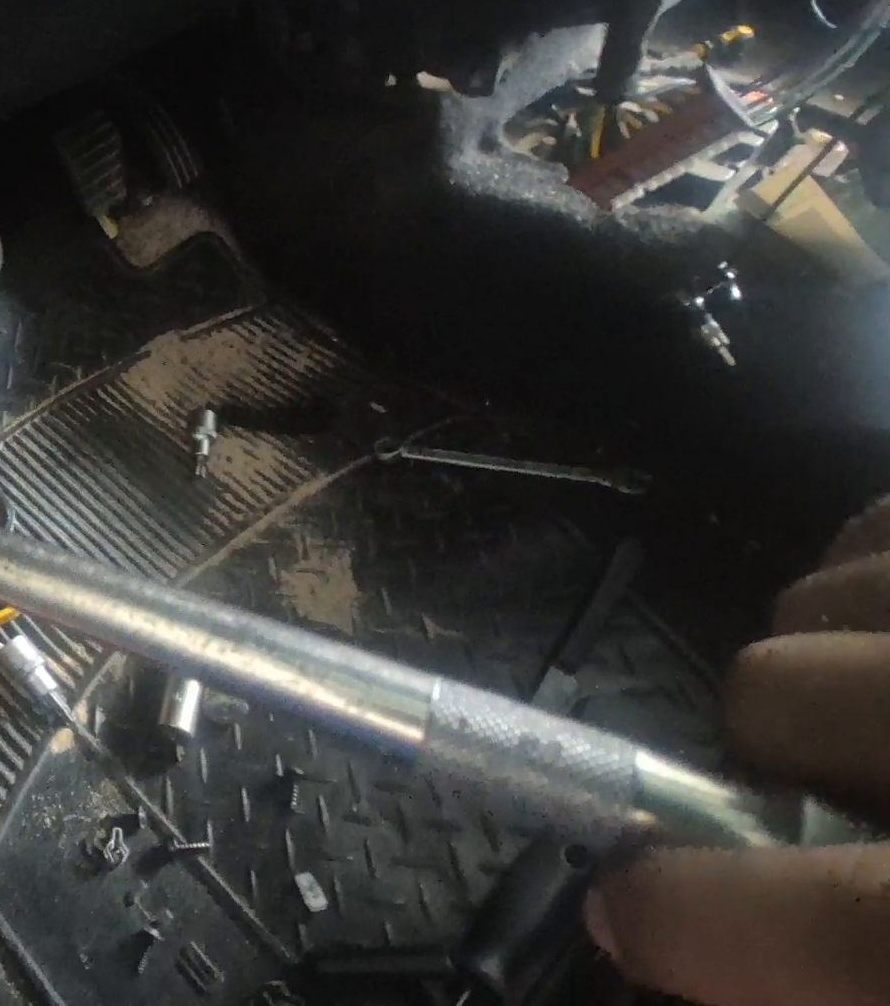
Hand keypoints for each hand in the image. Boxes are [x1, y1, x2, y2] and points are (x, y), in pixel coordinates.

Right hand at [584, 499, 889, 1005]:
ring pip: (805, 605)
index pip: (834, 921)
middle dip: (783, 761)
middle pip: (771, 699)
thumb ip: (832, 967)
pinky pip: (863, 532)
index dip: (695, 922)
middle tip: (852, 801)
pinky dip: (870, 585)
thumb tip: (655, 938)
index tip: (629, 917)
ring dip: (838, 662)